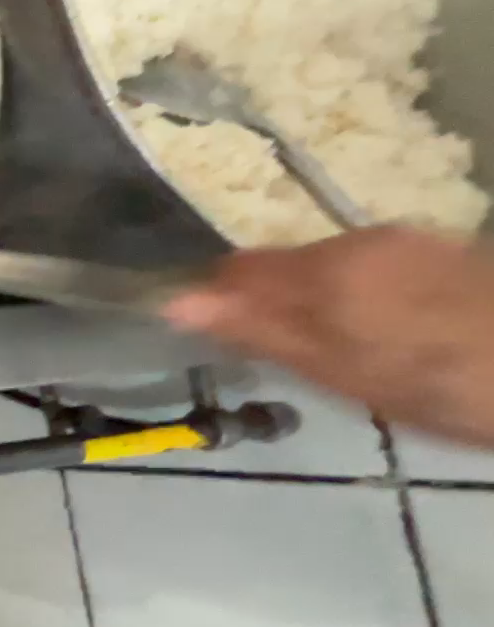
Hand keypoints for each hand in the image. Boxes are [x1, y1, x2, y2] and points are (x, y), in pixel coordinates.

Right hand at [162, 226, 493, 447]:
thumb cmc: (447, 386)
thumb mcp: (337, 373)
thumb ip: (254, 330)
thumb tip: (172, 302)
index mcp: (326, 268)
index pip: (233, 269)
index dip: (214, 299)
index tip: (220, 337)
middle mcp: (364, 240)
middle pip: (285, 267)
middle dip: (277, 304)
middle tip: (297, 357)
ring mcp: (415, 243)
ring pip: (333, 268)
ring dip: (325, 302)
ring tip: (356, 352)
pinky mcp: (453, 253)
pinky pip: (377, 269)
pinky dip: (368, 297)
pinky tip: (402, 335)